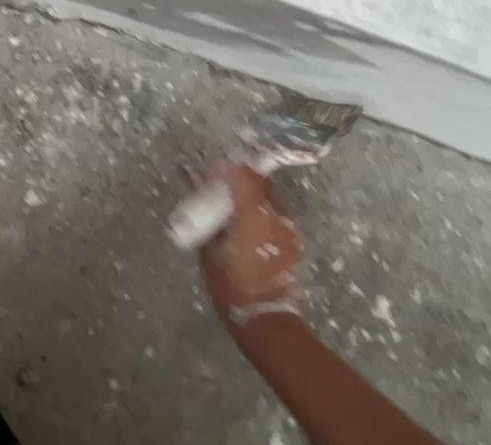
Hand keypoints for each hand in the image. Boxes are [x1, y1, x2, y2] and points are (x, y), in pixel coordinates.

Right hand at [197, 163, 305, 330]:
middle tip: (220, 194)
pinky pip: (278, 219)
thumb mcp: (210, 250)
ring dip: (252, 200)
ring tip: (234, 216)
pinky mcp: (296, 243)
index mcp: (253, 214)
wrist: (268, 322)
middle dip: (240, 183)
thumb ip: (205, 213)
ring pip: (271, 201)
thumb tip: (194, 185)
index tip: (213, 173)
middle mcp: (277, 216)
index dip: (229, 168)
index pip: (246, 173)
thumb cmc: (232, 286)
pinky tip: (249, 234)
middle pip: (261, 183)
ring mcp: (291, 230)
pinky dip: (263, 218)